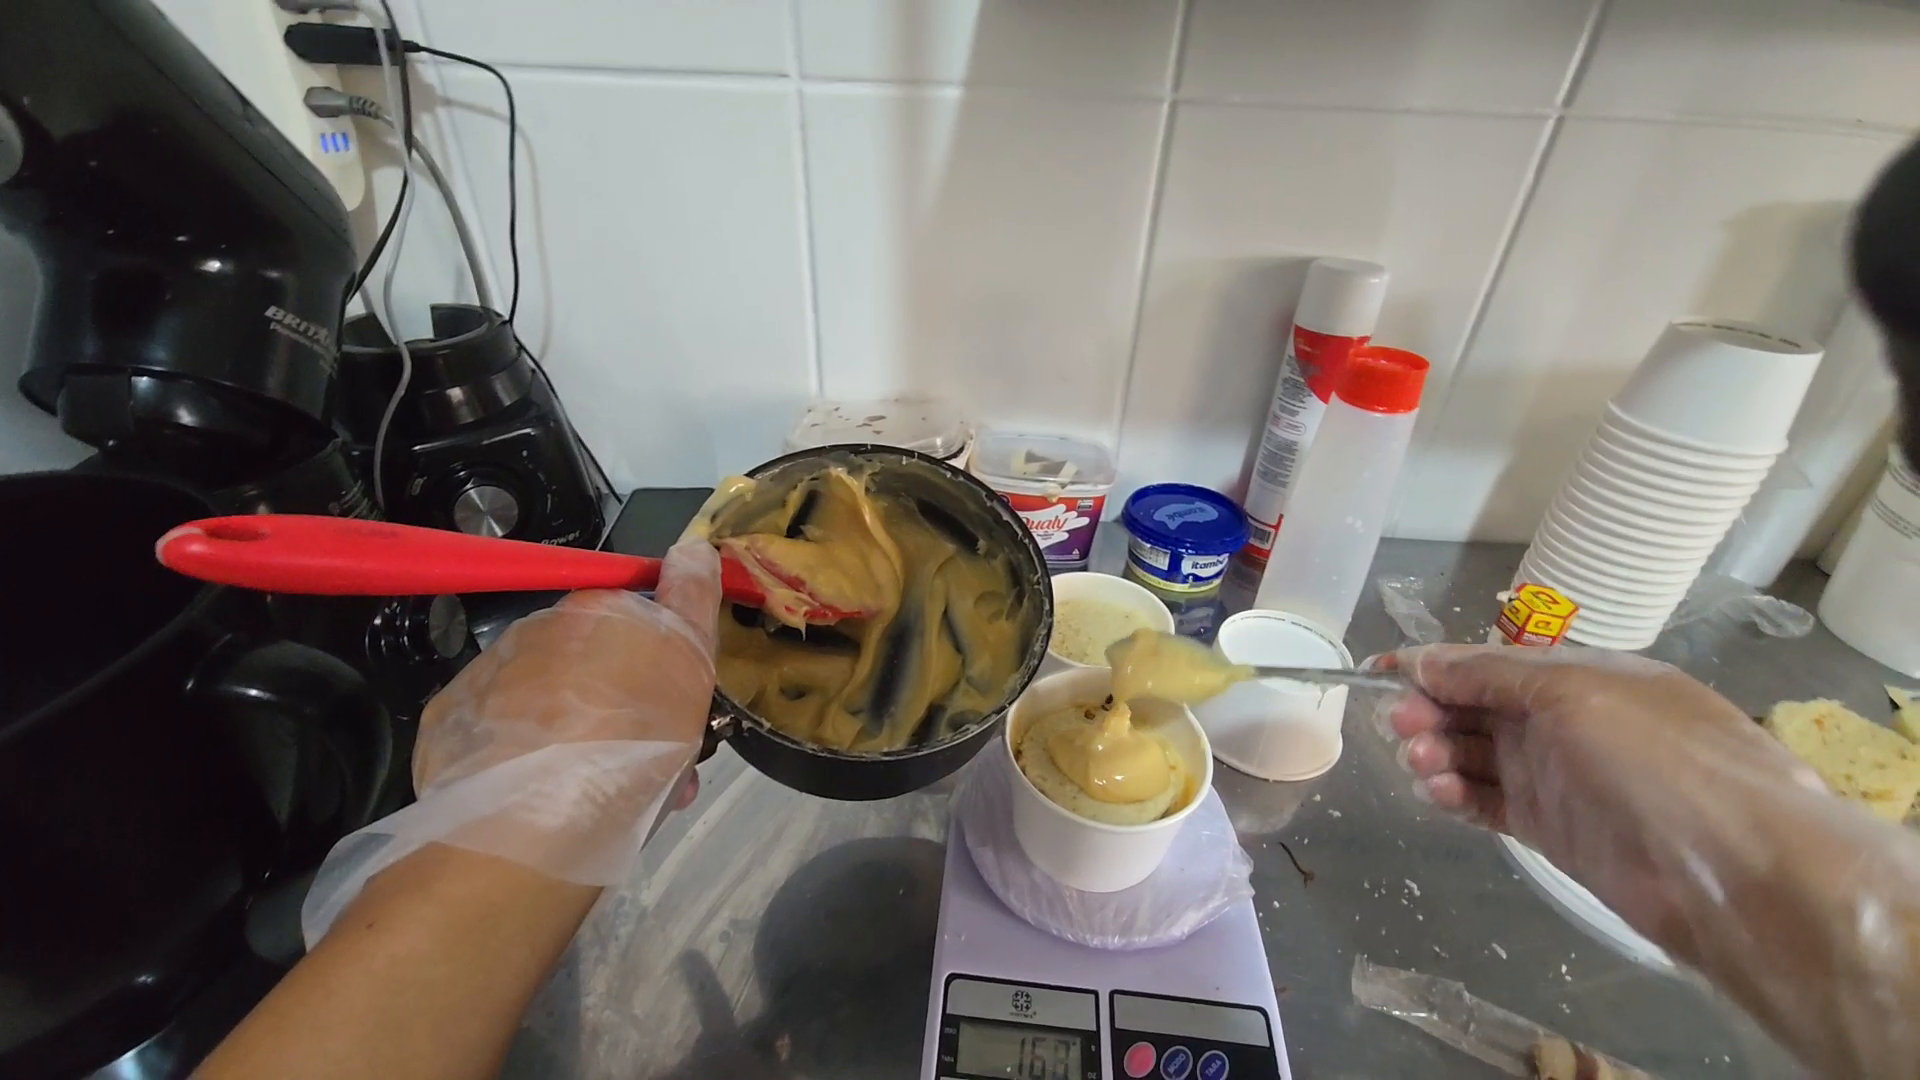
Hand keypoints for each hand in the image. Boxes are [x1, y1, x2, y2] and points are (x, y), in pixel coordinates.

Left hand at [300, 539, 724, 946]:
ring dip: (586, 734)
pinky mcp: (449, 726)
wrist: (536, 827)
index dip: (668, 663)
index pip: (643, 618)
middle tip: (656, 763)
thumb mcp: (689, 662)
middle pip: (599, 661)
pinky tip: (549, 794)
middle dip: (630, 704)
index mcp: (598, 609)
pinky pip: (505, 732)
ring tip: (607, 795)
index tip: (684, 707)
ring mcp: (489, 675)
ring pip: (555, 700)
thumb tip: (692, 545)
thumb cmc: (636, 736)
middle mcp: (539, 628)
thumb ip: (692, 599)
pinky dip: (530, 755)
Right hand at [1378, 645, 1919, 1078]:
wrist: (1738, 877)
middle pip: (1472, 707)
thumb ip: (1489, 674)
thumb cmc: (1657, 760)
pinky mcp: (1547, 826)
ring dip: (1435, 752)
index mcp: (1581, 677)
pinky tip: (1435, 793)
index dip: (1431, 665)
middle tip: (1400, 726)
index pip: (1487, 663)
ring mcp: (1555, 776)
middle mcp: (1564, 721)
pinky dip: (1451, 794)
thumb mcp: (1573, 692)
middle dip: (1428, 710)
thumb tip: (1421, 660)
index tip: (1378, 671)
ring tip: (1420, 764)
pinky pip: (1483, 800)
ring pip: (1471, 753)